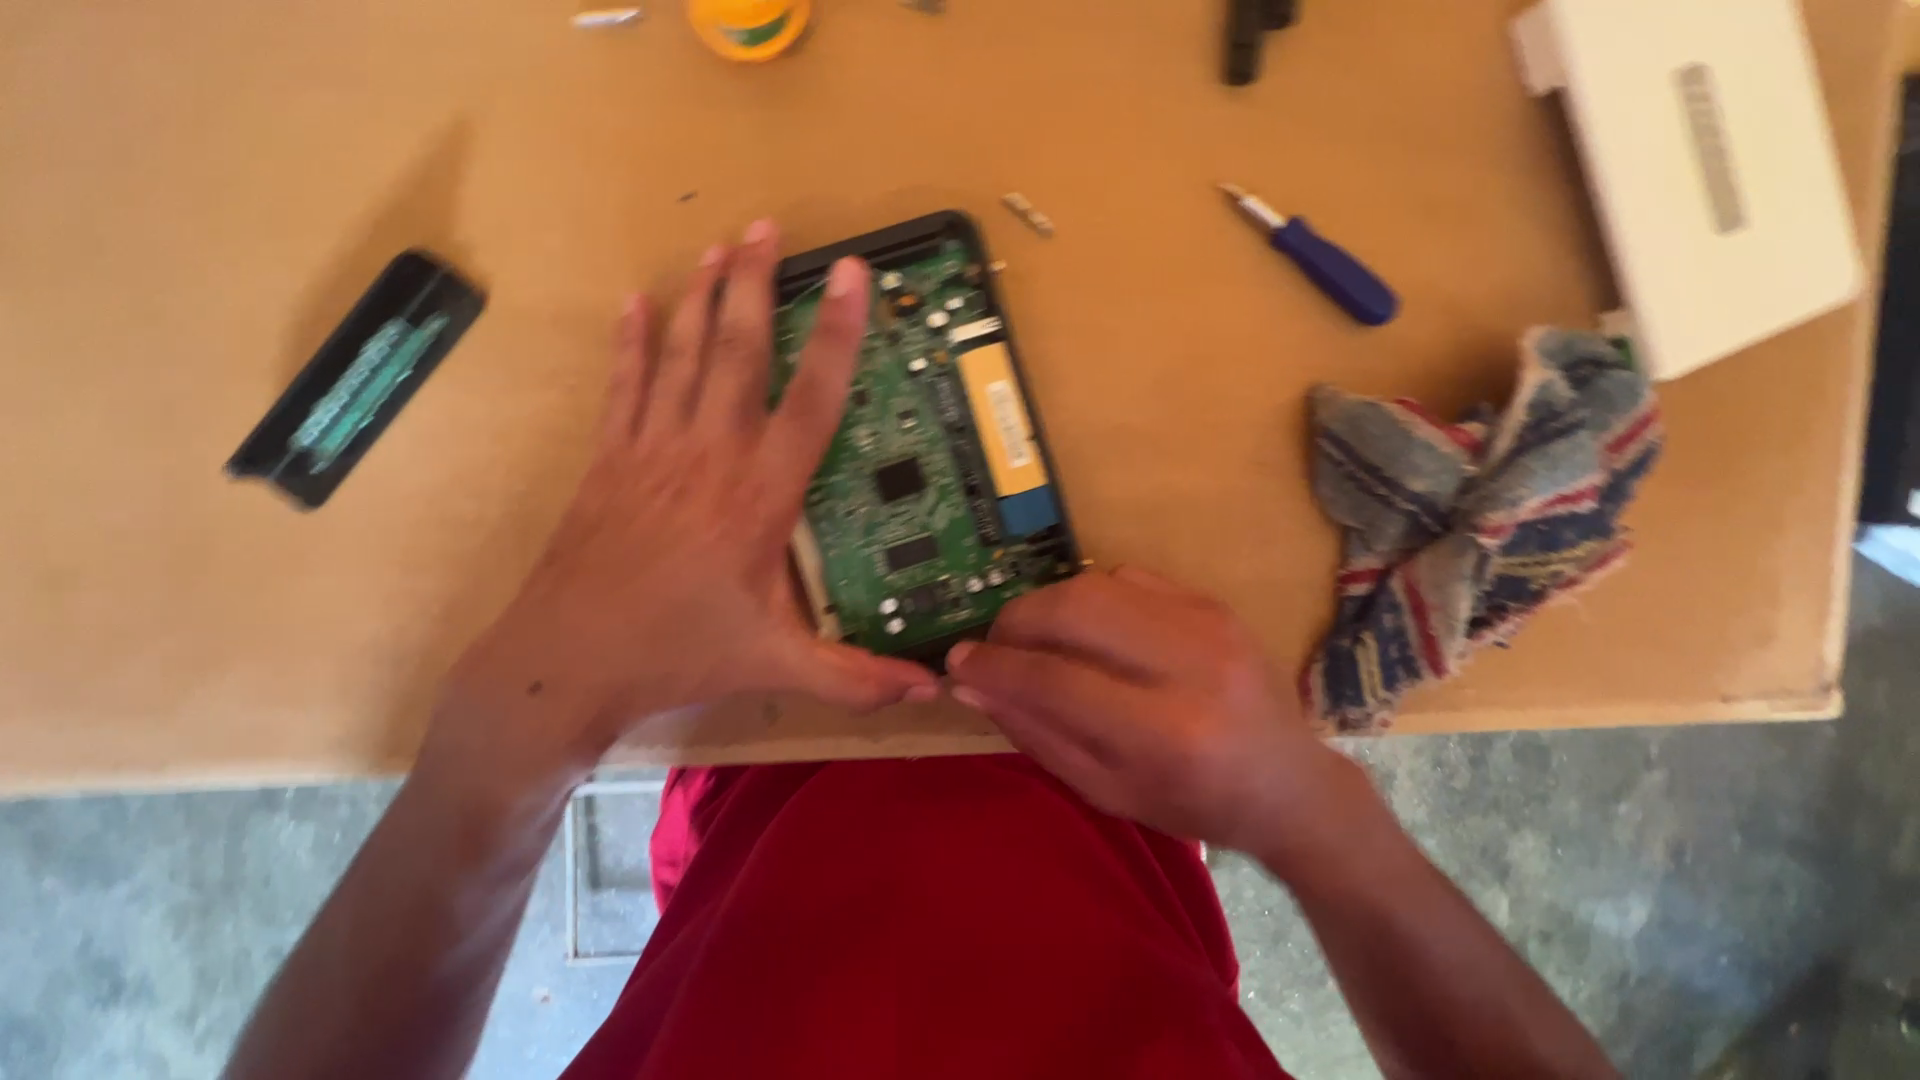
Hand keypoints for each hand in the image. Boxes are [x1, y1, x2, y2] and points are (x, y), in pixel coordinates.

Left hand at [428, 221, 937, 788]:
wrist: (563, 663)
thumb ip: (855, 676)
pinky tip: (636, 300)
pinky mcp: (609, 459)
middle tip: (767, 225)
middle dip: (755, 284)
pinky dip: (631, 340)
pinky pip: (624, 384)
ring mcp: (651, 450)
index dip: (837, 334)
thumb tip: (931, 690)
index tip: (850, 274)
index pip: (811, 400)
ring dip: (701, 296)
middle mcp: (709, 455)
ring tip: (718, 244)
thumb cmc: (676, 655)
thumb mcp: (775, 666)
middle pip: (738, 352)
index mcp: (759, 495)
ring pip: (681, 354)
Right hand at [944, 567, 1370, 862]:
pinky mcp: (1213, 603)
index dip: (995, 666)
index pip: (1055, 680)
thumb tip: (973, 682)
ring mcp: (1208, 624)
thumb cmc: (1194, 805)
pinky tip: (1083, 629)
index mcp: (1165, 735)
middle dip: (1015, 622)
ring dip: (1047, 605)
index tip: (957, 662)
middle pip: (1073, 611)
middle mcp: (1189, 666)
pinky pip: (1127, 577)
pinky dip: (1088, 597)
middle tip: (994, 646)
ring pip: (1095, 584)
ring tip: (1033, 638)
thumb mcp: (1106, 790)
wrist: (1288, 783)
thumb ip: (1036, 733)